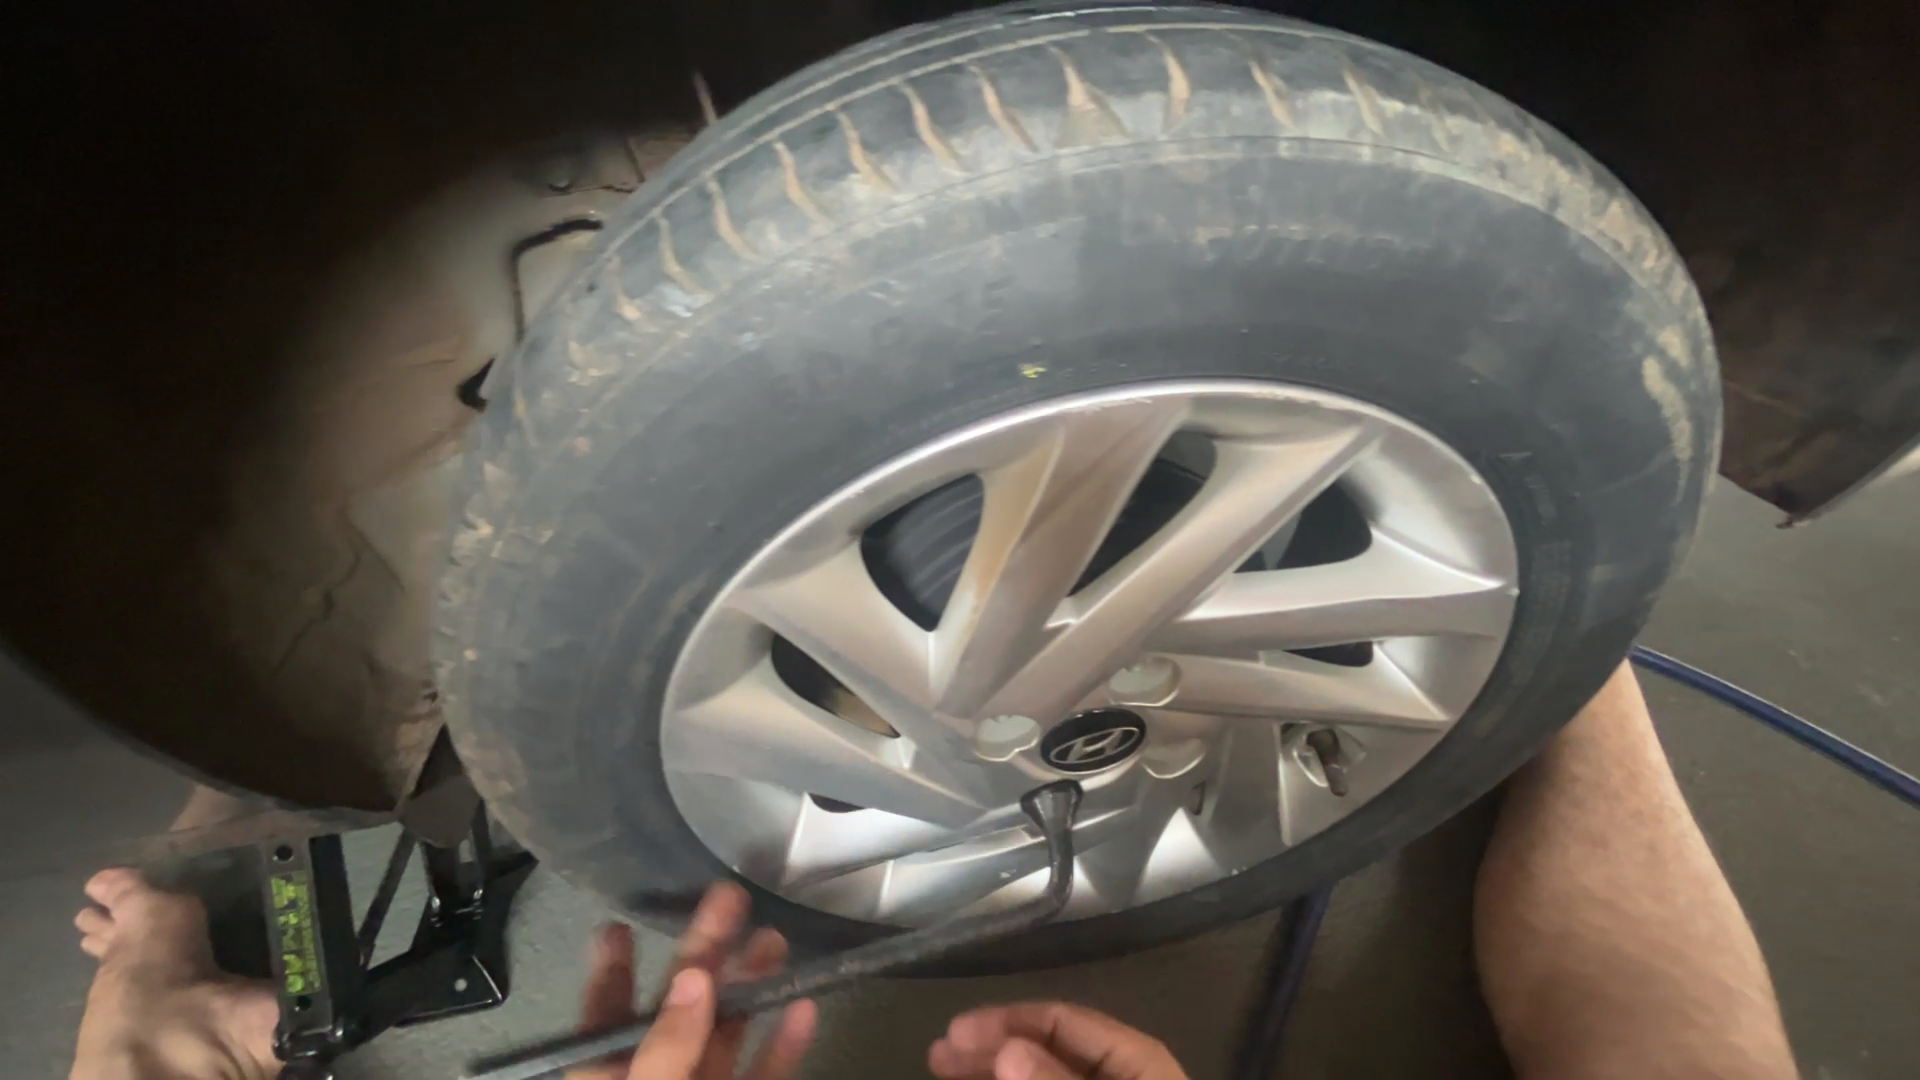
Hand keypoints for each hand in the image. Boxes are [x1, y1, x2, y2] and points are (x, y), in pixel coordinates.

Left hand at [569, 882, 816, 1079]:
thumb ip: (667, 1045)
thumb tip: (695, 976)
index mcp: (613, 1075)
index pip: (605, 1015)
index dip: (611, 969)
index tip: (618, 924)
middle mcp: (656, 1076)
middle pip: (679, 1006)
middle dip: (705, 950)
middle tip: (729, 896)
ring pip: (725, 1034)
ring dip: (751, 986)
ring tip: (774, 940)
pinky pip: (763, 1074)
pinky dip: (784, 1044)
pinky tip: (805, 1008)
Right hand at [928, 1001, 1190, 1079]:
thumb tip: (1006, 1048)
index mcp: (1132, 1060)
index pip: (1060, 1020)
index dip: (1005, 1021)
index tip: (955, 1033)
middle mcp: (1117, 1077)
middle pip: (1044, 1050)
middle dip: (991, 1051)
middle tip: (937, 1056)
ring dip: (995, 1079)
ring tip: (947, 1075)